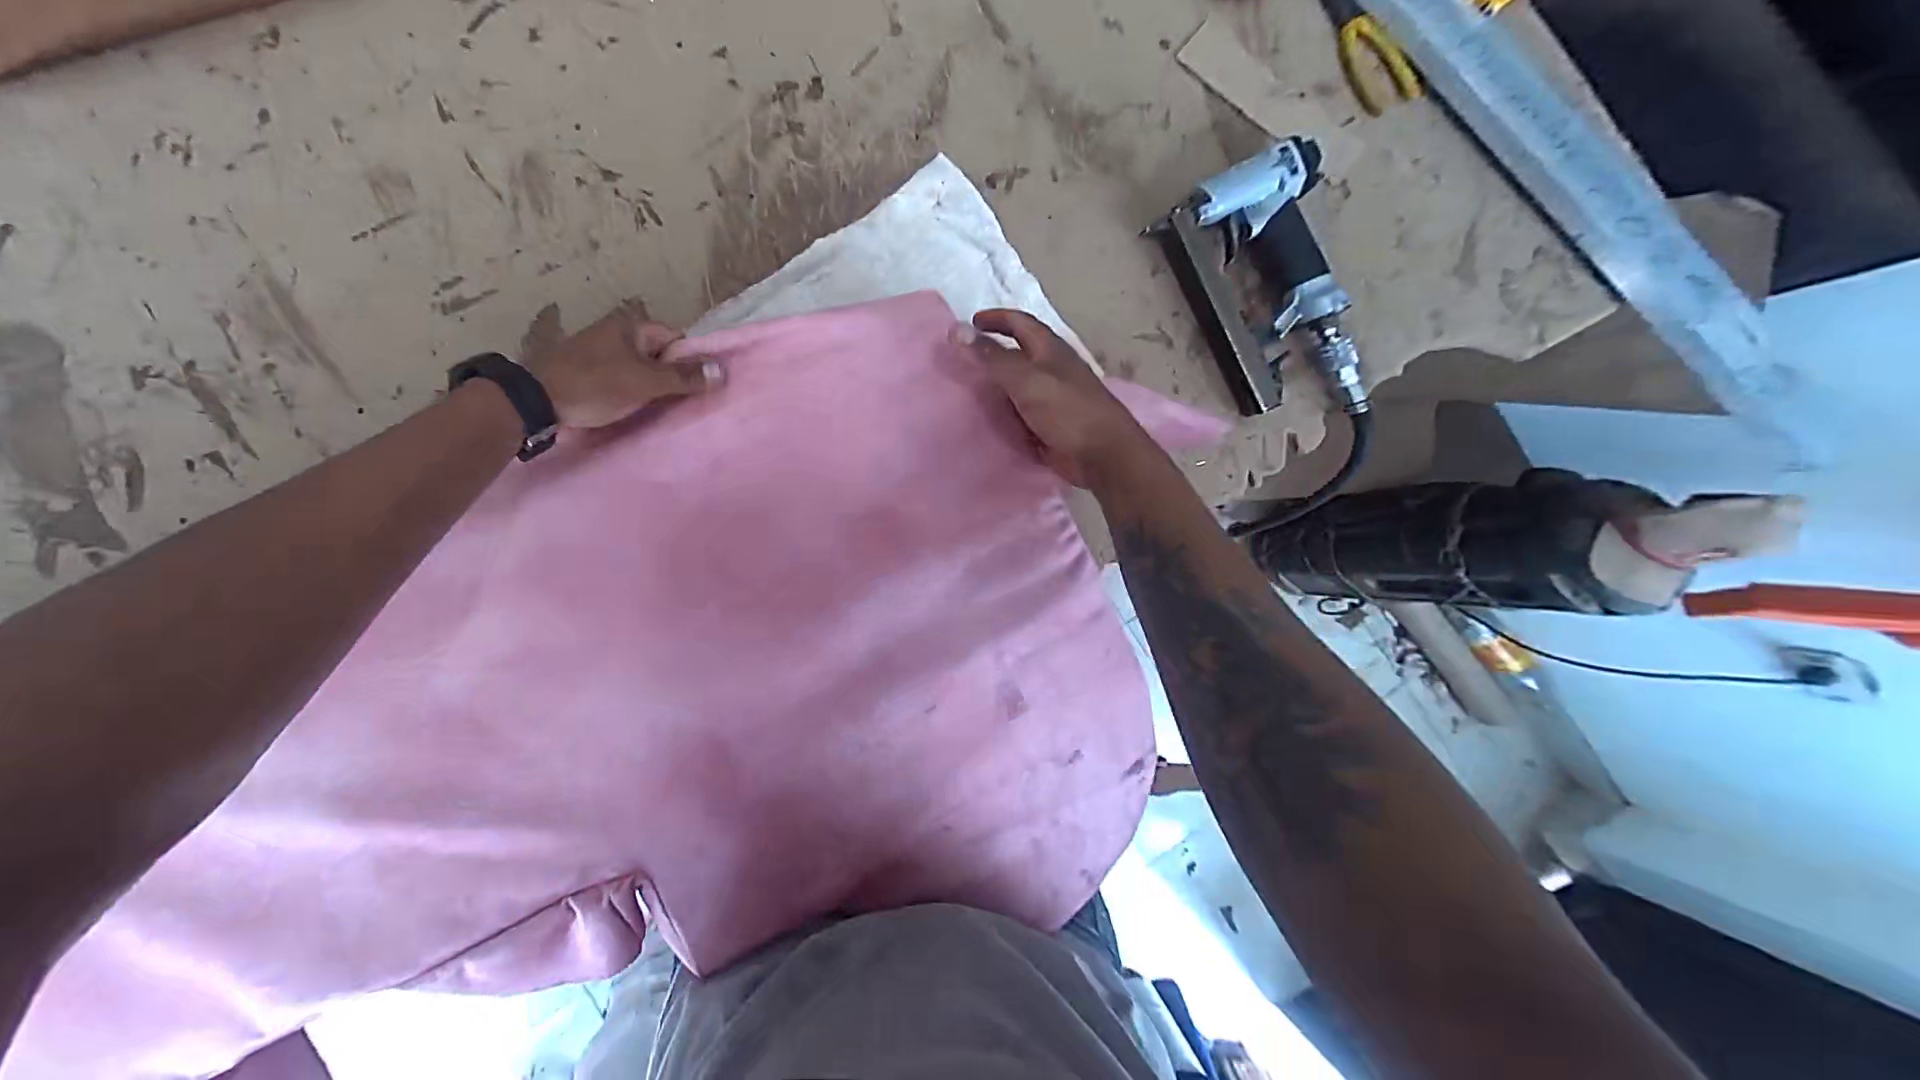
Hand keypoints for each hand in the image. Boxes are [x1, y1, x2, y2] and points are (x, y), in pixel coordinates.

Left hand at [525, 303, 723, 429]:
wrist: (537, 402)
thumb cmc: (596, 386)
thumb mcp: (646, 382)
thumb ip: (684, 377)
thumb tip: (721, 371)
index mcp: (630, 327)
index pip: (675, 338)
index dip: (689, 359)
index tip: (697, 384)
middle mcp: (616, 333)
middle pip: (659, 354)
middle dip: (673, 375)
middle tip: (683, 400)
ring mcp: (600, 352)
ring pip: (641, 368)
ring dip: (653, 386)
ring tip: (663, 407)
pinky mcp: (589, 372)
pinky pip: (624, 379)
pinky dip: (634, 391)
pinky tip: (637, 407)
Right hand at [954, 309, 1156, 488]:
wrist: (1102, 455)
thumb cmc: (1067, 410)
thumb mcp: (1026, 380)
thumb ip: (992, 357)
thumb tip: (956, 330)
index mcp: (1050, 351)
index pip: (1021, 324)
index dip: (997, 318)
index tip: (971, 321)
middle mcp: (1053, 370)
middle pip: (1019, 354)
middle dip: (993, 352)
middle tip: (963, 359)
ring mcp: (1053, 399)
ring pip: (1019, 386)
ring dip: (997, 385)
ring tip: (968, 389)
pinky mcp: (1051, 425)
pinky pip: (1022, 414)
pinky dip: (1005, 413)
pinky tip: (987, 419)